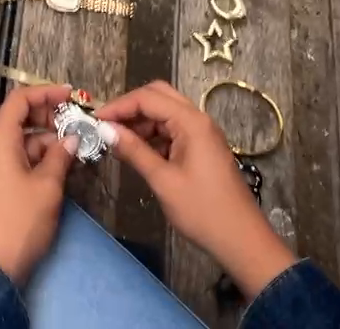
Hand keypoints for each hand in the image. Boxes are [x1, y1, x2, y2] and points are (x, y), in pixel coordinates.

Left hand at [0, 83, 78, 286]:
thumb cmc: (18, 219)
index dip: (45, 92)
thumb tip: (71, 138)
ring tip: (80, 147)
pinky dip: (43, 157)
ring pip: (25, 140)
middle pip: (22, 118)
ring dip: (50, 140)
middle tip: (80, 123)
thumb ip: (60, 156)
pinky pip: (22, 158)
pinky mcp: (0, 184)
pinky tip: (65, 166)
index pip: (20, 100)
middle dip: (51, 117)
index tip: (72, 95)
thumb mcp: (46, 186)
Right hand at [96, 81, 294, 297]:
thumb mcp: (163, 181)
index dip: (119, 105)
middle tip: (107, 124)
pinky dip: (153, 135)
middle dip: (130, 107)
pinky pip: (173, 129)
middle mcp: (198, 120)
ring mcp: (202, 133)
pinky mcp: (202, 148)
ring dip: (141, 121)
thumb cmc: (203, 211)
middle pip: (158, 96)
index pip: (148, 98)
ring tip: (118, 140)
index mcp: (191, 122)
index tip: (96, 119)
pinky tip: (138, 151)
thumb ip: (134, 151)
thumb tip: (105, 130)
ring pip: (165, 113)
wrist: (243, 242)